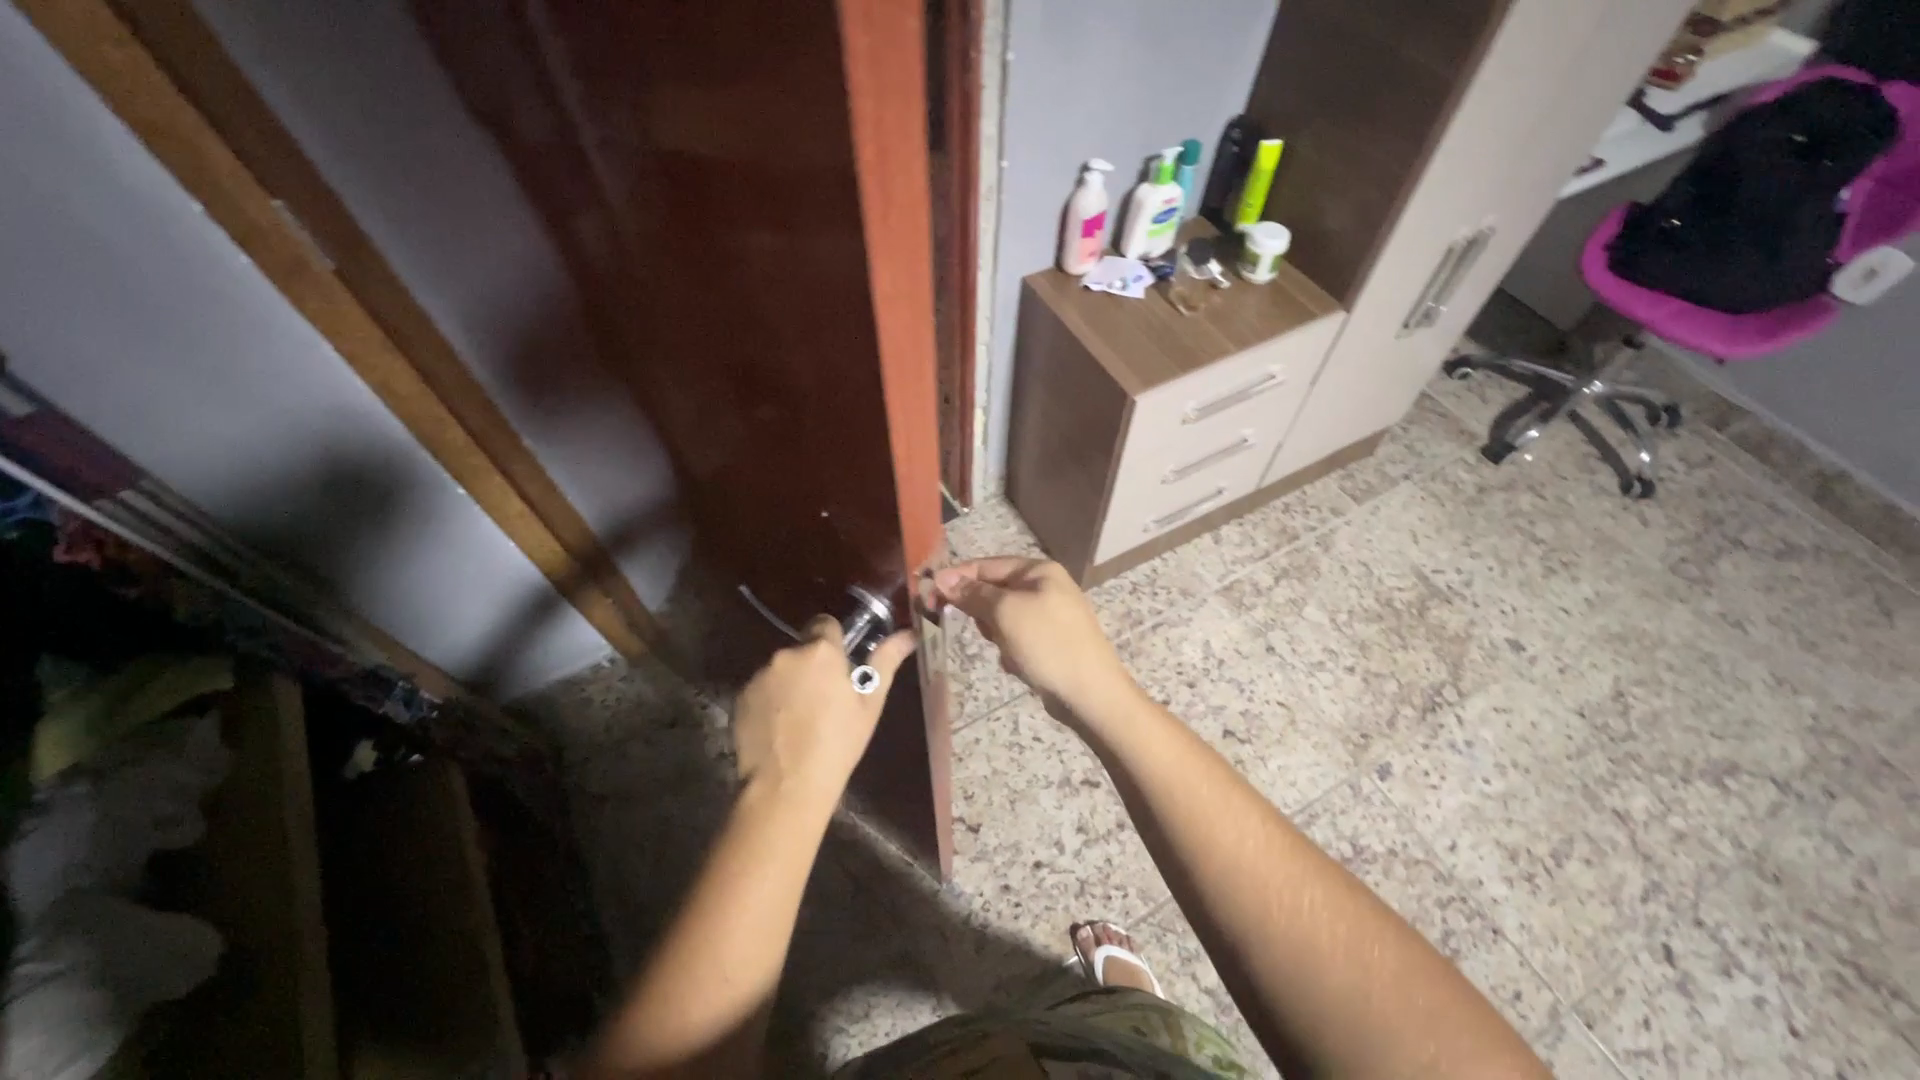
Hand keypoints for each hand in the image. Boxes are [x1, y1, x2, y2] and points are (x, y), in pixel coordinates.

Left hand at [731, 616, 915, 809]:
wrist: (787, 785)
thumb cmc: (838, 744)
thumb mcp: (869, 705)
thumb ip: (885, 662)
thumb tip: (909, 634)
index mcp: (821, 651)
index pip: (825, 623)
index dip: (833, 642)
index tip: (839, 667)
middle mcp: (786, 654)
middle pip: (802, 650)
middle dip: (811, 667)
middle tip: (823, 700)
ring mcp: (759, 675)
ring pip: (780, 670)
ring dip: (789, 683)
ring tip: (798, 719)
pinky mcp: (740, 696)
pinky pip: (760, 689)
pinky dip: (769, 701)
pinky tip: (778, 729)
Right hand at [934, 557, 1139, 720]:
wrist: (1090, 694)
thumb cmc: (1047, 644)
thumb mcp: (1005, 612)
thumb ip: (972, 593)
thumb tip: (941, 577)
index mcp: (1038, 570)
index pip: (985, 565)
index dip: (956, 579)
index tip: (927, 597)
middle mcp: (1045, 586)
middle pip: (992, 592)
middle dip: (983, 614)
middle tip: (990, 633)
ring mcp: (1049, 615)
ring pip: (1001, 619)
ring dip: (998, 637)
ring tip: (1011, 652)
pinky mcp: (1049, 642)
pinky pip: (1015, 639)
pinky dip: (1012, 652)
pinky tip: (1022, 666)